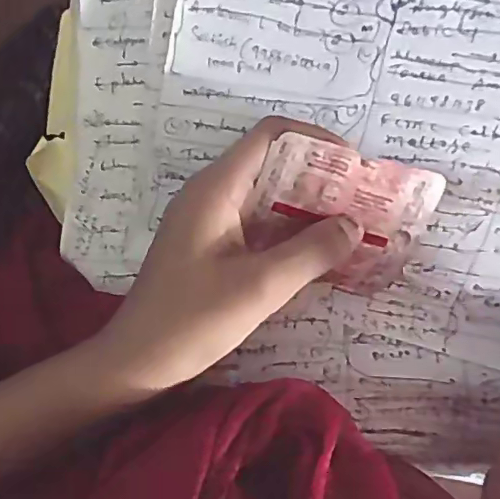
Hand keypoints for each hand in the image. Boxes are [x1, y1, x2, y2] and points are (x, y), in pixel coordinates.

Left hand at [84, 117, 361, 395]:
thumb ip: (311, 252)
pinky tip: (320, 256)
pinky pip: (256, 227)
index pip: (271, 136)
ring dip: (307, 210)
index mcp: (216, 188)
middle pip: (272, 166)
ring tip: (352, 228)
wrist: (136, 362)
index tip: (354, 167)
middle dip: (320, 180)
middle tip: (363, 203)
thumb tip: (355, 224)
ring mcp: (208, 222)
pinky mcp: (210, 248)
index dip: (316, 141)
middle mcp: (211, 195)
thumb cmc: (191, 321)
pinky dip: (288, 235)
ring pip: (266, 199)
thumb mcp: (259, 287)